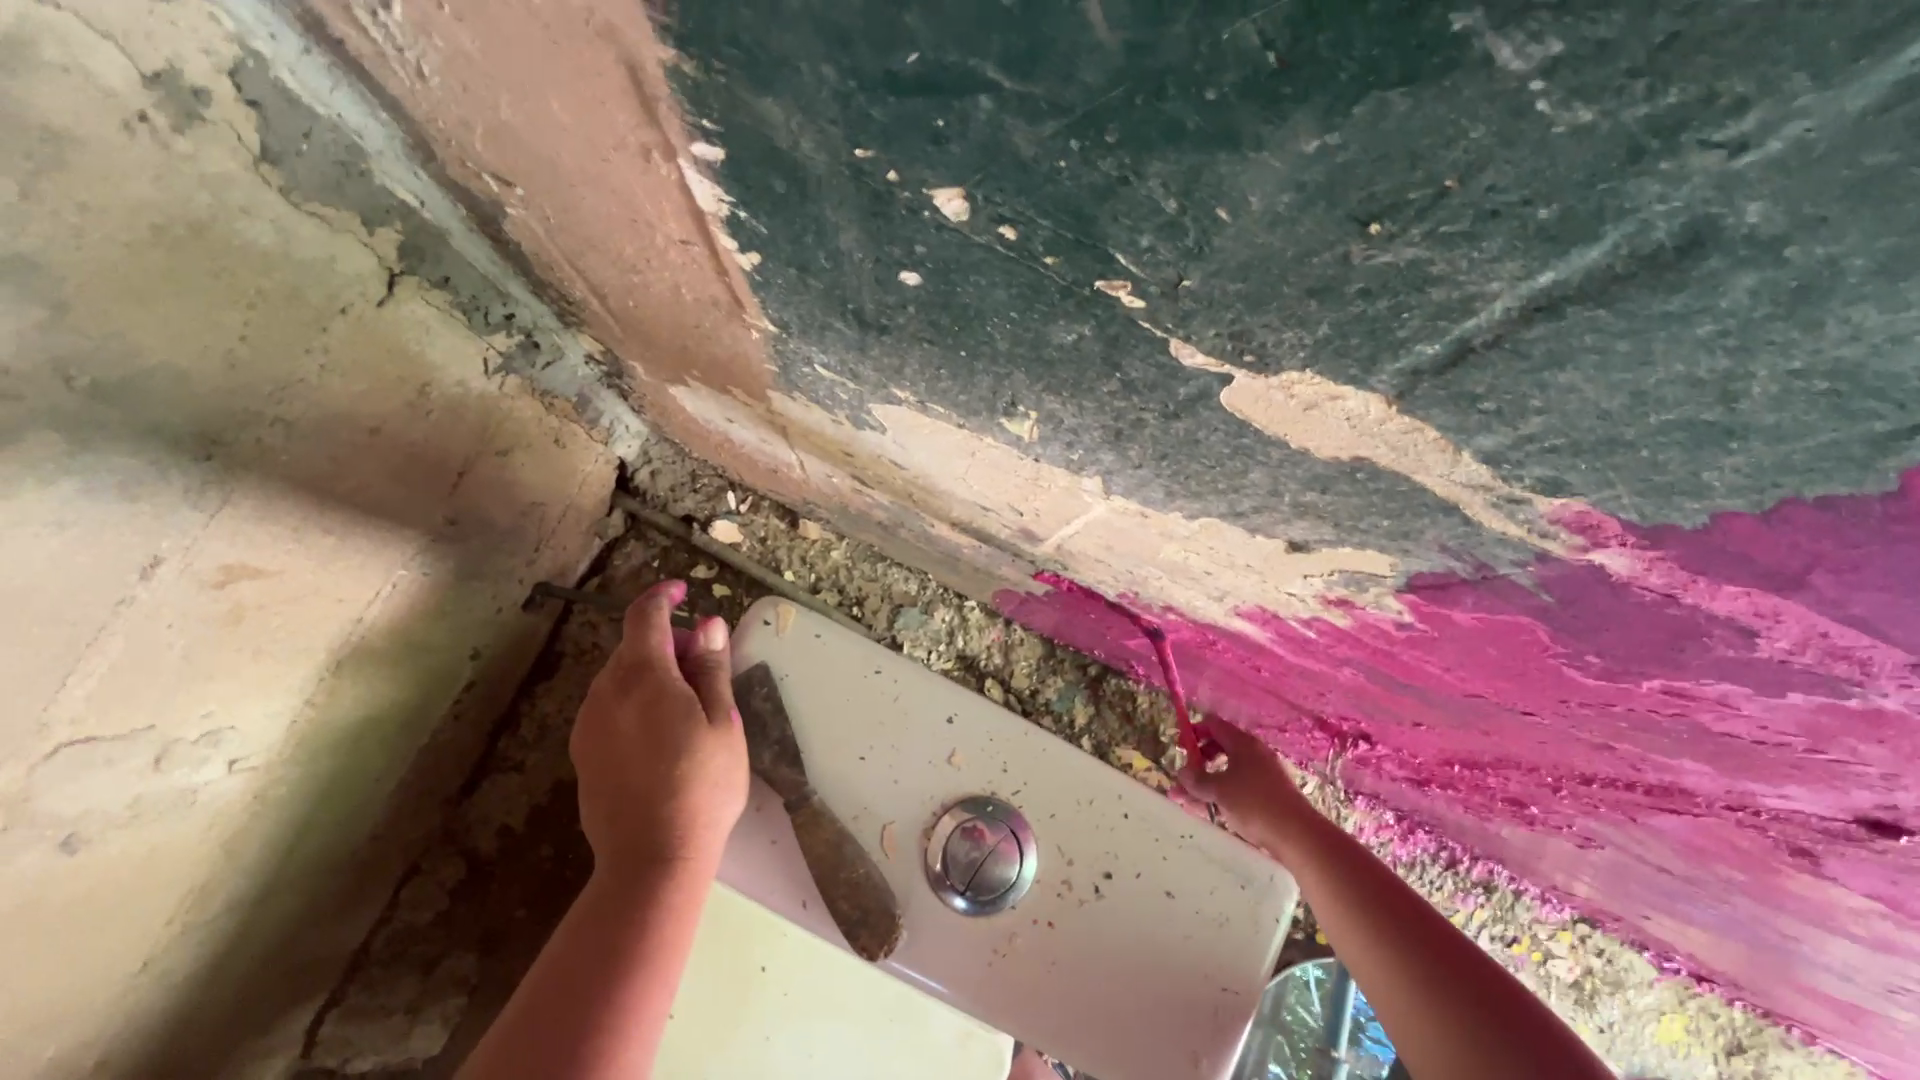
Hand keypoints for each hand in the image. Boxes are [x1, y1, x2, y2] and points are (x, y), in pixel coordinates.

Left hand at [570, 580, 748, 879]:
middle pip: (632, 646)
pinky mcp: (583, 751)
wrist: (652, 858)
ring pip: (619, 677)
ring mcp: (589, 723)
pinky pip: (609, 707)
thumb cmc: (702, 786)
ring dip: (651, 673)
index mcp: (644, 676)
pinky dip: (634, 700)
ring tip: (687, 706)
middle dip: (667, 642)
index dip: (663, 596)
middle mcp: (606, 691)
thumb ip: (712, 668)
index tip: (684, 592)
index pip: (644, 615)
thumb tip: (708, 623)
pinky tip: (661, 735)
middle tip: (704, 666)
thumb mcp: (723, 723)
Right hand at [1176, 718, 1320, 854]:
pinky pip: (1237, 789)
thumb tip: (1182, 772)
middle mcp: (1254, 755)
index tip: (1180, 749)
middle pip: (1219, 748)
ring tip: (1184, 800)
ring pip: (1227, 773)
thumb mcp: (1219, 790)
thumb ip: (1196, 779)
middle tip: (1183, 776)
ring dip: (1205, 783)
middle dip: (1197, 762)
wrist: (1297, 835)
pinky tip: (1205, 811)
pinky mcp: (1268, 796)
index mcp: (1243, 744)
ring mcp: (1263, 776)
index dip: (1194, 732)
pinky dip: (1220, 795)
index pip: (1214, 725)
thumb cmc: (1254, 804)